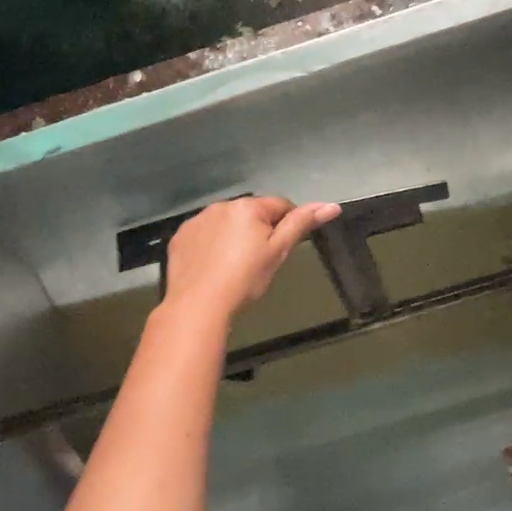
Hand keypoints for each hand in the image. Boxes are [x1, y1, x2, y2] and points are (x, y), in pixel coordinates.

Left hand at [162, 197, 341, 325]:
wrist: (198, 305)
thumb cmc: (245, 279)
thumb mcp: (278, 252)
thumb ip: (302, 224)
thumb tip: (331, 205)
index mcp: (248, 206)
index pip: (280, 206)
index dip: (285, 227)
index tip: (279, 251)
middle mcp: (221, 205)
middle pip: (251, 213)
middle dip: (258, 230)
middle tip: (257, 262)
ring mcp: (197, 220)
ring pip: (226, 223)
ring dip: (233, 235)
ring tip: (232, 267)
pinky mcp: (180, 236)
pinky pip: (203, 234)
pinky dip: (209, 245)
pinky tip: (211, 267)